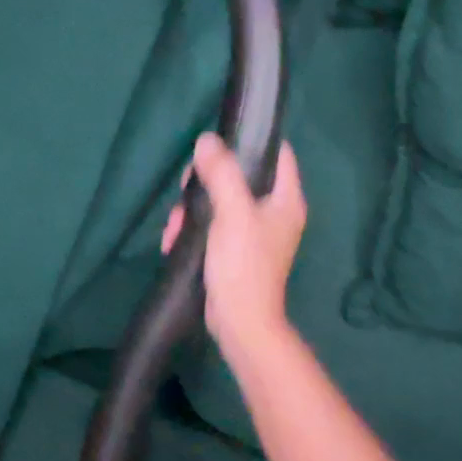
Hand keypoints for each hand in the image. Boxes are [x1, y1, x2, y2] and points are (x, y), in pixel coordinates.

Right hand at [160, 133, 305, 346]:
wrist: (240, 323)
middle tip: (187, 186)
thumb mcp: (232, 212)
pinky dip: (194, 229)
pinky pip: (213, 226)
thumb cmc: (244, 264)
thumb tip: (207, 140)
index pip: (279, 153)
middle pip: (242, 176)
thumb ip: (222, 173)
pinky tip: (174, 239)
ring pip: (221, 200)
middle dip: (208, 180)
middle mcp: (275, 212)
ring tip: (175, 223)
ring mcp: (255, 233)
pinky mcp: (235, 250)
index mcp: (287, 200)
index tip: (221, 138)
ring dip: (194, 208)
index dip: (254, 139)